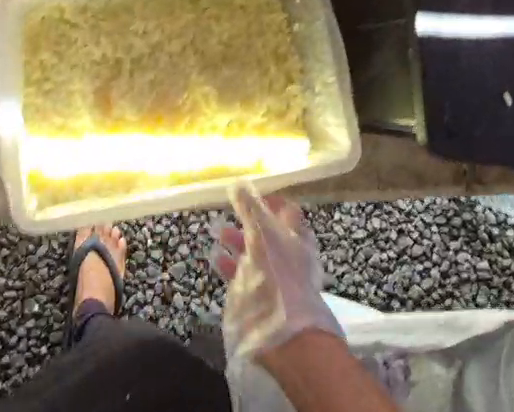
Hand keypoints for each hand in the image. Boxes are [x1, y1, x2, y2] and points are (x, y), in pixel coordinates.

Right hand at [211, 182, 341, 367]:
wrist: (279, 329)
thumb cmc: (276, 272)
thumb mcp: (263, 232)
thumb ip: (250, 208)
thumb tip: (239, 183)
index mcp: (297, 238)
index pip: (287, 212)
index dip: (270, 201)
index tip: (250, 193)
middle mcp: (287, 257)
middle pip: (268, 233)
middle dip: (248, 221)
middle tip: (229, 211)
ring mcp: (272, 278)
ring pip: (254, 254)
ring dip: (237, 241)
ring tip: (218, 232)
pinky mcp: (257, 297)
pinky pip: (242, 275)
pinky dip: (229, 265)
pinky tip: (216, 258)